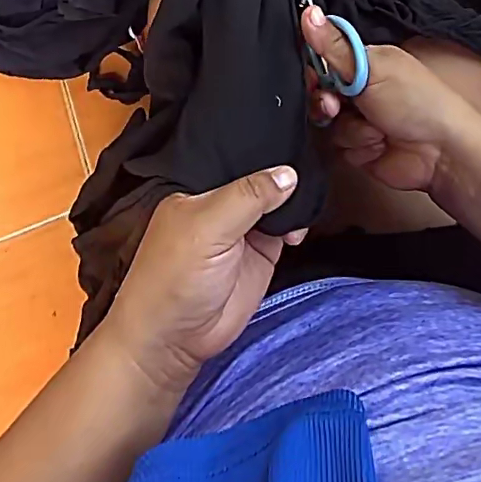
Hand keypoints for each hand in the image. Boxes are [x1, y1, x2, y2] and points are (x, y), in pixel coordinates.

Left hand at [99, 167, 306, 392]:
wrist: (175, 342)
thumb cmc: (173, 280)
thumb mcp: (208, 228)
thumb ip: (248, 197)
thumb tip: (288, 174)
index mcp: (199, 189)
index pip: (236, 158)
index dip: (261, 150)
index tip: (290, 139)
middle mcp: (223, 204)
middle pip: (261, 179)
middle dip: (283, 176)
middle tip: (307, 170)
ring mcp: (244, 228)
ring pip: (278, 202)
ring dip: (294, 201)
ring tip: (300, 206)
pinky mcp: (263, 251)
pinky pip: (288, 227)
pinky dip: (298, 225)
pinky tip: (296, 232)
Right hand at [301, 7, 480, 193]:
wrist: (442, 152)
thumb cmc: (420, 102)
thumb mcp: (374, 68)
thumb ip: (337, 45)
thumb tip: (310, 13)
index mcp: (366, 63)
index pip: (324, 61)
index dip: (314, 72)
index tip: (315, 79)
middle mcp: (362, 91)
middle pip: (320, 95)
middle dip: (327, 103)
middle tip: (341, 106)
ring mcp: (362, 120)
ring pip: (329, 124)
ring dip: (351, 129)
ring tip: (378, 128)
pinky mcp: (363, 147)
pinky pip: (340, 148)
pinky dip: (359, 148)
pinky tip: (381, 144)